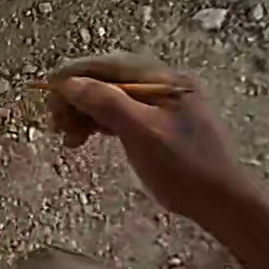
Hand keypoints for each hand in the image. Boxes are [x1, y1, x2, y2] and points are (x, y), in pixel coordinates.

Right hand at [46, 53, 248, 216]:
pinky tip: (81, 138)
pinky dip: (95, 124)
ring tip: (65, 135)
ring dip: (82, 113)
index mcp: (164, 80)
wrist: (221, 202)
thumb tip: (69, 83)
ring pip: (109, 99)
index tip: (47, 88)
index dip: (75, 74)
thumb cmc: (184, 167)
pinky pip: (117, 115)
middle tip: (54, 119)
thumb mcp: (142, 132)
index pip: (110, 65)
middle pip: (107, 81)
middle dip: (76, 97)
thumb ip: (106, 102)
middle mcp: (162, 86)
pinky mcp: (154, 125)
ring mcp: (159, 105)